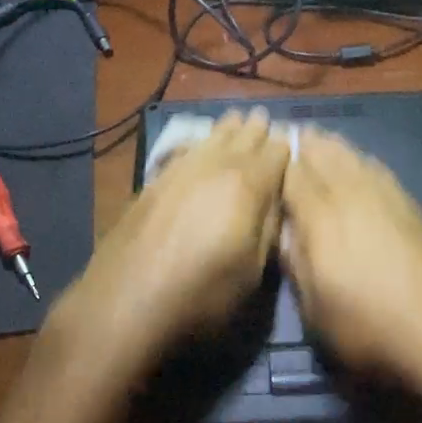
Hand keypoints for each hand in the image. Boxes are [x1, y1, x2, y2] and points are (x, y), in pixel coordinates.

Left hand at [53, 108, 289, 367]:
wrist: (126, 302)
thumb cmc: (201, 295)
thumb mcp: (253, 272)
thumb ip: (269, 228)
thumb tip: (278, 198)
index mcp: (248, 185)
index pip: (277, 152)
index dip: (288, 147)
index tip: (295, 144)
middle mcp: (216, 166)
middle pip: (243, 136)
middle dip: (258, 129)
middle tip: (267, 121)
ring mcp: (181, 169)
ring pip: (211, 137)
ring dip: (228, 129)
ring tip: (238, 120)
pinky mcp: (155, 180)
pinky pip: (185, 148)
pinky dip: (199, 142)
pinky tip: (200, 144)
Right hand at [281, 128, 421, 386]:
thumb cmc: (371, 328)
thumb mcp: (316, 310)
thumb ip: (295, 264)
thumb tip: (282, 231)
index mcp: (321, 217)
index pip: (292, 175)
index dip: (277, 163)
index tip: (263, 157)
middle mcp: (352, 195)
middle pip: (324, 155)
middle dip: (304, 144)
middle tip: (290, 136)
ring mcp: (387, 196)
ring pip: (353, 157)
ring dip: (333, 146)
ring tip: (319, 140)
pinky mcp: (412, 206)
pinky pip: (376, 168)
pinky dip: (360, 160)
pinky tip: (358, 164)